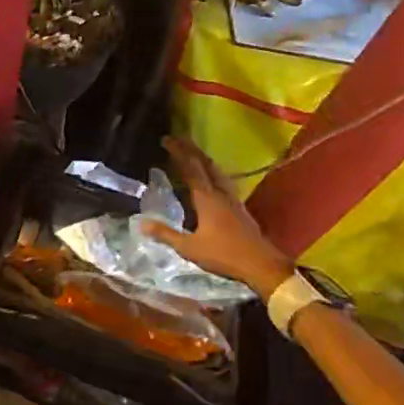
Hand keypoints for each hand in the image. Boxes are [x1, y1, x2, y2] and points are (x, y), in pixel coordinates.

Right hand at [144, 136, 294, 295]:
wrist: (262, 265)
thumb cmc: (224, 255)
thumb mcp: (190, 248)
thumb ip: (166, 234)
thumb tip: (141, 223)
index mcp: (207, 198)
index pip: (191, 168)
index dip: (178, 152)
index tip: (166, 139)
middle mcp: (220, 193)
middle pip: (206, 164)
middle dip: (191, 149)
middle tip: (177, 139)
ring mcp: (232, 199)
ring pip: (217, 171)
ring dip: (203, 158)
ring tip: (193, 153)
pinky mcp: (239, 207)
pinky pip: (223, 180)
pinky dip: (212, 171)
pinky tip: (211, 177)